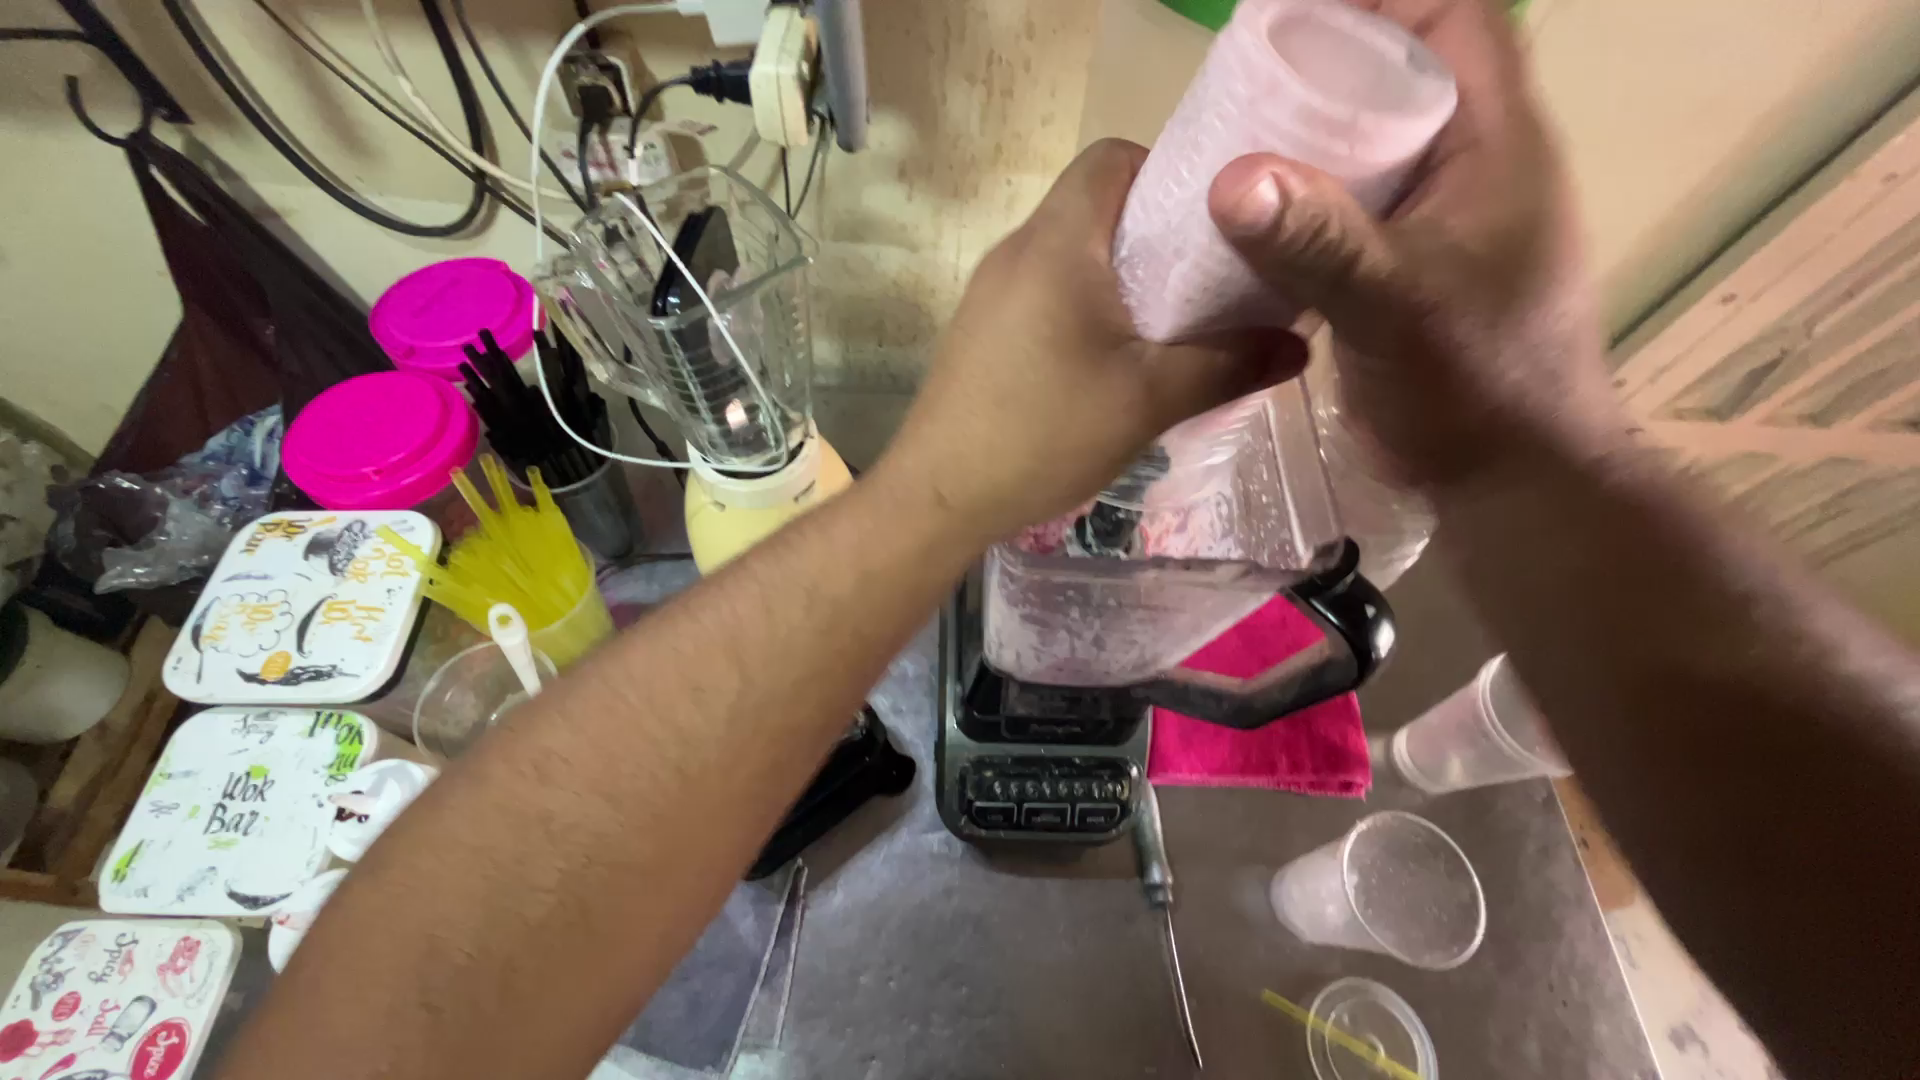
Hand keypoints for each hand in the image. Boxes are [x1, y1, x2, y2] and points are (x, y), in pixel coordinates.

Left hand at [875, 140, 1305, 544]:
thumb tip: (1298, 346)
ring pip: (1067, 255)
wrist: (940, 496)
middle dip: (1155, 232)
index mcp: (1056, 242)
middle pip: (1093, 206)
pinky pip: (1041, 295)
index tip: (1212, 221)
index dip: (1169, 171)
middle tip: (1206, 280)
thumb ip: (1227, 365)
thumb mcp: (1148, 400)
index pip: (1112, 156)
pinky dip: (1082, 309)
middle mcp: (1015, 251)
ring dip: (1118, 278)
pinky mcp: (978, 332)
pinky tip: (1108, 362)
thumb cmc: (1044, 434)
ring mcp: (988, 294)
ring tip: (1166, 325)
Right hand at [1206, 0, 1628, 490]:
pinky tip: (1243, 232)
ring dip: (1302, 148)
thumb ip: (1321, 242)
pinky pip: (1343, 217)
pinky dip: (1297, 213)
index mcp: (1493, 145)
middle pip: (1397, 83)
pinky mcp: (1397, 276)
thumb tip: (1229, 179)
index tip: (1293, 16)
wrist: (1502, 477)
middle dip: (1321, 72)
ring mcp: (1430, 227)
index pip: (1455, 22)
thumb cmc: (1474, 384)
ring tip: (1226, 150)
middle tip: (1238, 86)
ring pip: (1364, 155)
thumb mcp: (1397, 305)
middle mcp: (1465, 171)